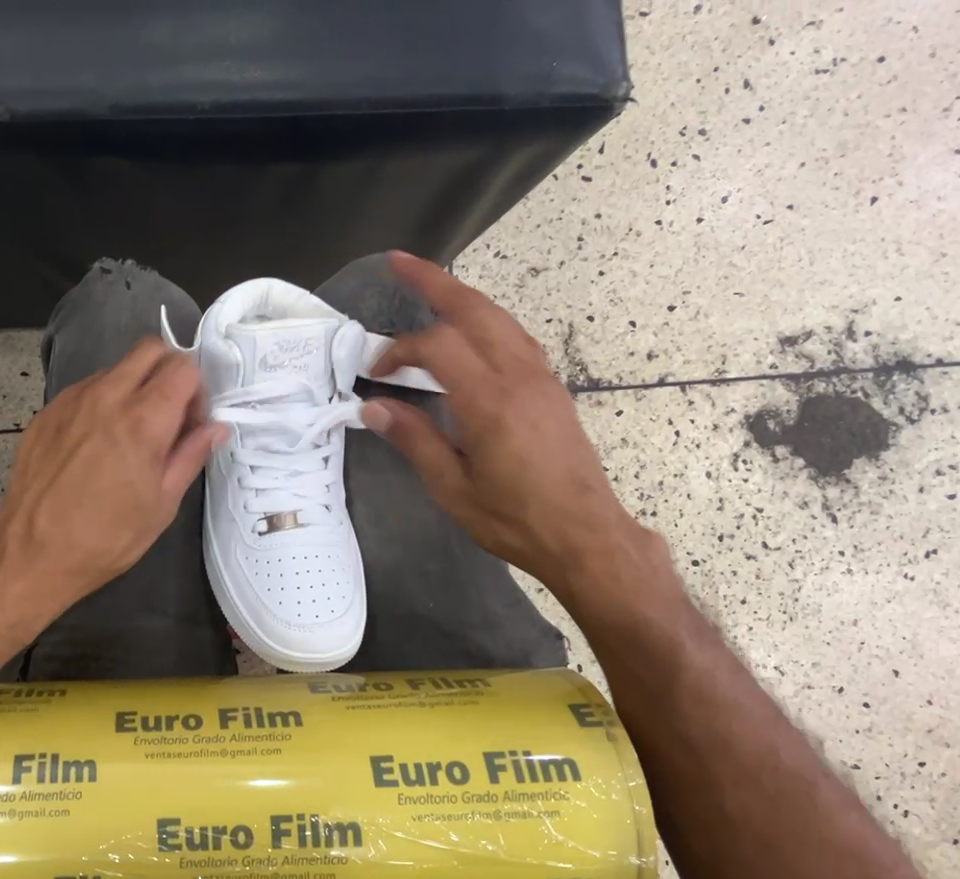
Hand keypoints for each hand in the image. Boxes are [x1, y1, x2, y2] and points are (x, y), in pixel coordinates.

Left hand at [0, 338, 224, 619]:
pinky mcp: (47, 411)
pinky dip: (103, 401)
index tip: (191, 425)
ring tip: (130, 434)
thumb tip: (215, 428)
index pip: (183, 367)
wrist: (33, 552)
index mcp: (143, 420)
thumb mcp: (162, 505)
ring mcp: (72, 400)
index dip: (197, 391)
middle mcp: (106, 396)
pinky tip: (96, 444)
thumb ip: (190, 456)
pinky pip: (86, 388)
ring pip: (116, 367)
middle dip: (169, 372)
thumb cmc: (106, 538)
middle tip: (169, 416)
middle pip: (150, 349)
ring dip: (135, 386)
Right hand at [360, 251, 646, 593]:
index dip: (400, 349)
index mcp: (489, 401)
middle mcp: (520, 377)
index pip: (438, 346)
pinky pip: (515, 337)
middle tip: (400, 262)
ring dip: (464, 297)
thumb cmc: (514, 519)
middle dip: (436, 282)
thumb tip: (374, 407)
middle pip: (476, 309)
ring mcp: (542, 379)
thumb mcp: (453, 488)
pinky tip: (472, 330)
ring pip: (500, 318)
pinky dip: (486, 321)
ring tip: (433, 287)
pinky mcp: (552, 389)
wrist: (586, 535)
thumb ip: (415, 440)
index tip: (376, 371)